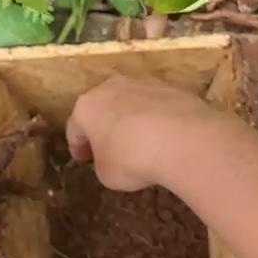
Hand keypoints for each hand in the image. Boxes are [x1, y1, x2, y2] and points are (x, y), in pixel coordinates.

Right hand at [65, 75, 229, 190]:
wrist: (182, 139)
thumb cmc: (131, 158)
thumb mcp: (107, 174)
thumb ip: (103, 163)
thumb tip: (113, 158)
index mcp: (87, 106)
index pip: (75, 127)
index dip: (78, 146)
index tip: (84, 159)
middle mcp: (112, 87)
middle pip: (103, 108)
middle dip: (104, 127)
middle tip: (109, 149)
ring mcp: (143, 84)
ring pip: (131, 103)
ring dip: (131, 120)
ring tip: (140, 143)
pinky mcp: (171, 88)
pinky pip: (157, 106)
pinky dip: (156, 119)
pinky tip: (164, 138)